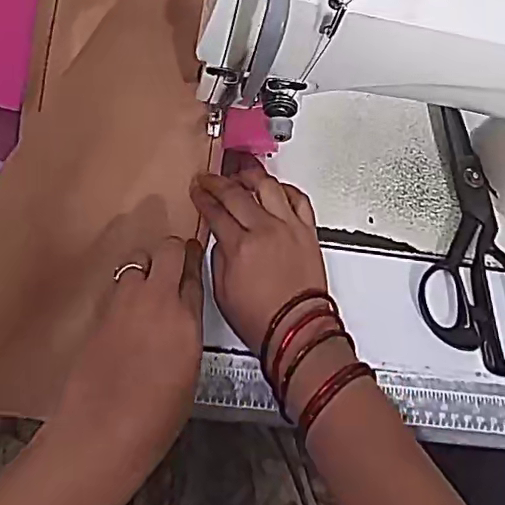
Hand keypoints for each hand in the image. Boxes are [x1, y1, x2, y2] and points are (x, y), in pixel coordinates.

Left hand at [49, 236, 204, 481]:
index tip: (194, 258)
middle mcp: (157, 301)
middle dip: (172, 252)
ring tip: (147, 287)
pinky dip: (126, 286)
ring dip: (145, 266)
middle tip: (173, 264)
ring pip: (138, 259)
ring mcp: (125, 302)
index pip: (193, 272)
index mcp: (186, 320)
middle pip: (168, 250)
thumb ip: (187, 332)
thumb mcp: (189, 373)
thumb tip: (182, 315)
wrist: (101, 432)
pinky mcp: (100, 311)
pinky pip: (118, 282)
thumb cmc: (155, 418)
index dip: (194, 262)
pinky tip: (127, 309)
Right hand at [192, 154, 328, 352]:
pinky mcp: (307, 232)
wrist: (297, 330)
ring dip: (251, 177)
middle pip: (236, 193)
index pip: (215, 211)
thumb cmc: (264, 320)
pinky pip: (298, 199)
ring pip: (268, 186)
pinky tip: (276, 188)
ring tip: (241, 174)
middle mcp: (265, 231)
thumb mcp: (223, 292)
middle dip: (217, 183)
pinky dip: (285, 189)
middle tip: (209, 179)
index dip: (202, 198)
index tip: (197, 192)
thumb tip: (219, 238)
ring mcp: (288, 228)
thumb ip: (218, 258)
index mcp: (240, 246)